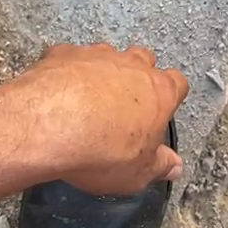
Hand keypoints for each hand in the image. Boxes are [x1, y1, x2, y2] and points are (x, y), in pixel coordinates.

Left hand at [0, 44, 187, 194]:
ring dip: (103, 73)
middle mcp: (133, 67)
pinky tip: (60, 93)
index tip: (163, 107)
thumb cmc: (99, 148)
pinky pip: (72, 57)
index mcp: (159, 93)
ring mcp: (98, 56)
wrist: (50, 126)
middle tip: (126, 104)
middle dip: (137, 77)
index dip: (170, 95)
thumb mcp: (138, 173)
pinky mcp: (65, 54)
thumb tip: (172, 167)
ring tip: (90, 99)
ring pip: (108, 56)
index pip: (177, 84)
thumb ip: (159, 166)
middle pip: (144, 61)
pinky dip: (69, 71)